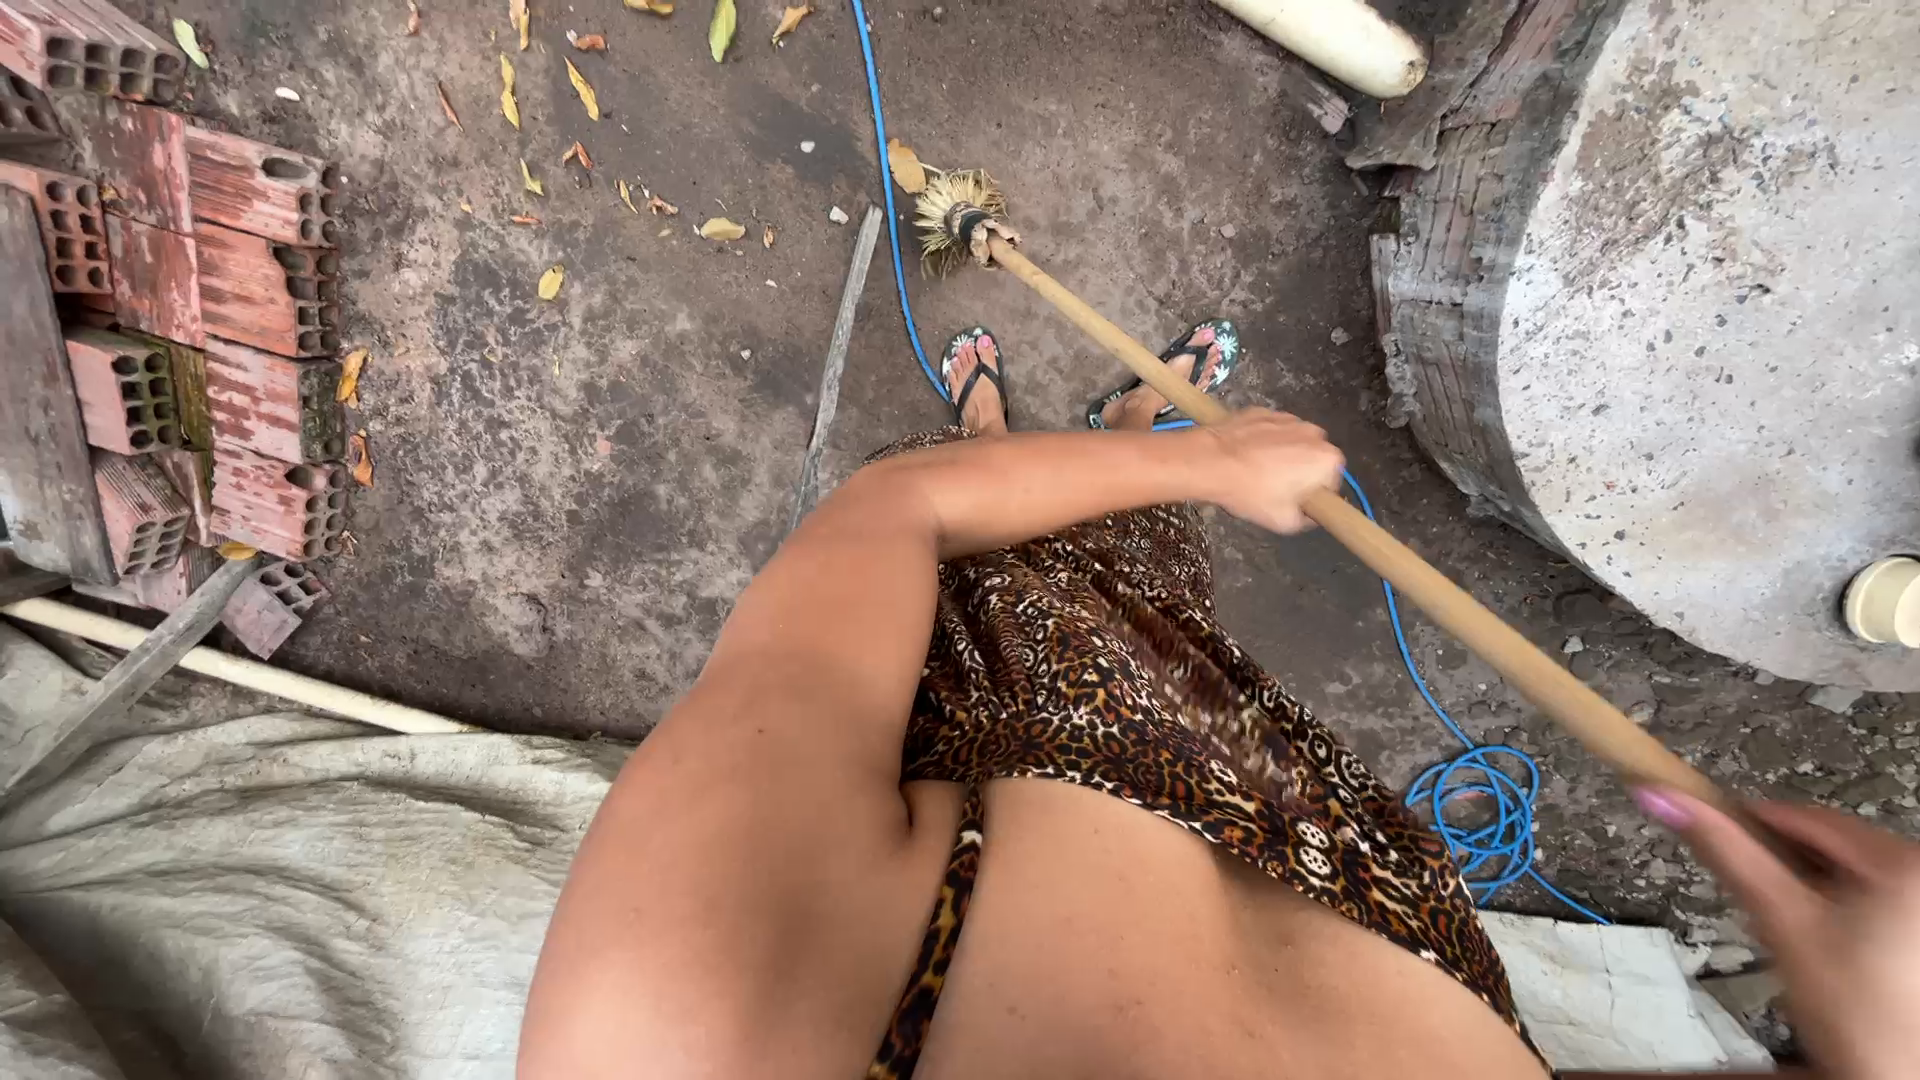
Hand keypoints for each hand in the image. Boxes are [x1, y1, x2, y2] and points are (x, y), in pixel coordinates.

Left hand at [1201, 409, 1345, 533]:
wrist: (1210, 461)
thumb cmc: (1249, 491)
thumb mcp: (1284, 521)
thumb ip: (1307, 520)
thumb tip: (1308, 515)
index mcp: (1328, 460)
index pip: (1330, 484)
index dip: (1312, 496)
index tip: (1293, 502)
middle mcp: (1314, 433)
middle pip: (1312, 459)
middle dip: (1298, 473)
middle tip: (1272, 489)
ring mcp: (1288, 418)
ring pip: (1291, 442)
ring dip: (1280, 455)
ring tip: (1254, 472)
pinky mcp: (1263, 412)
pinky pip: (1269, 430)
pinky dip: (1261, 441)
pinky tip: (1244, 456)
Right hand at [1636, 789, 1919, 1079]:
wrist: (1901, 1076)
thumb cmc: (1855, 1006)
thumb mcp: (1776, 915)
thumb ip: (1718, 847)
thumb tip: (1657, 794)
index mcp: (1899, 861)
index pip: (1792, 815)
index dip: (1746, 833)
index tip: (1719, 854)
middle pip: (1821, 845)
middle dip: (1784, 871)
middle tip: (1772, 912)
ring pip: (1842, 871)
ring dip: (1809, 891)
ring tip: (1804, 936)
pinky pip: (1871, 896)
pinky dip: (1840, 911)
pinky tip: (1837, 950)